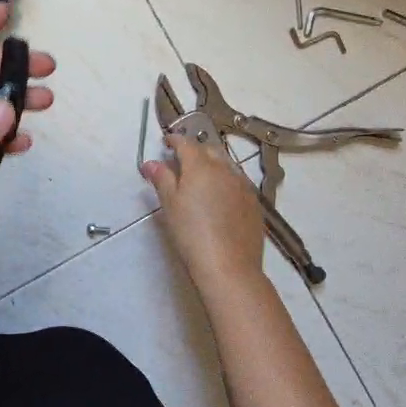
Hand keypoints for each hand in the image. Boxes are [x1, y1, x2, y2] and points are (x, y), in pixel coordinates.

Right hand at [141, 134, 267, 287]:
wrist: (229, 266)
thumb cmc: (191, 233)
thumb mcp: (170, 204)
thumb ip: (161, 179)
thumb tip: (151, 162)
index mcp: (201, 166)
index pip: (186, 143)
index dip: (174, 140)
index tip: (166, 142)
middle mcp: (226, 170)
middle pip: (209, 150)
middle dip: (195, 151)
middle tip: (181, 161)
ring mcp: (244, 186)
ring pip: (227, 166)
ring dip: (213, 165)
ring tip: (201, 179)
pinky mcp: (255, 204)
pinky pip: (238, 183)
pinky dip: (226, 182)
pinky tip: (220, 198)